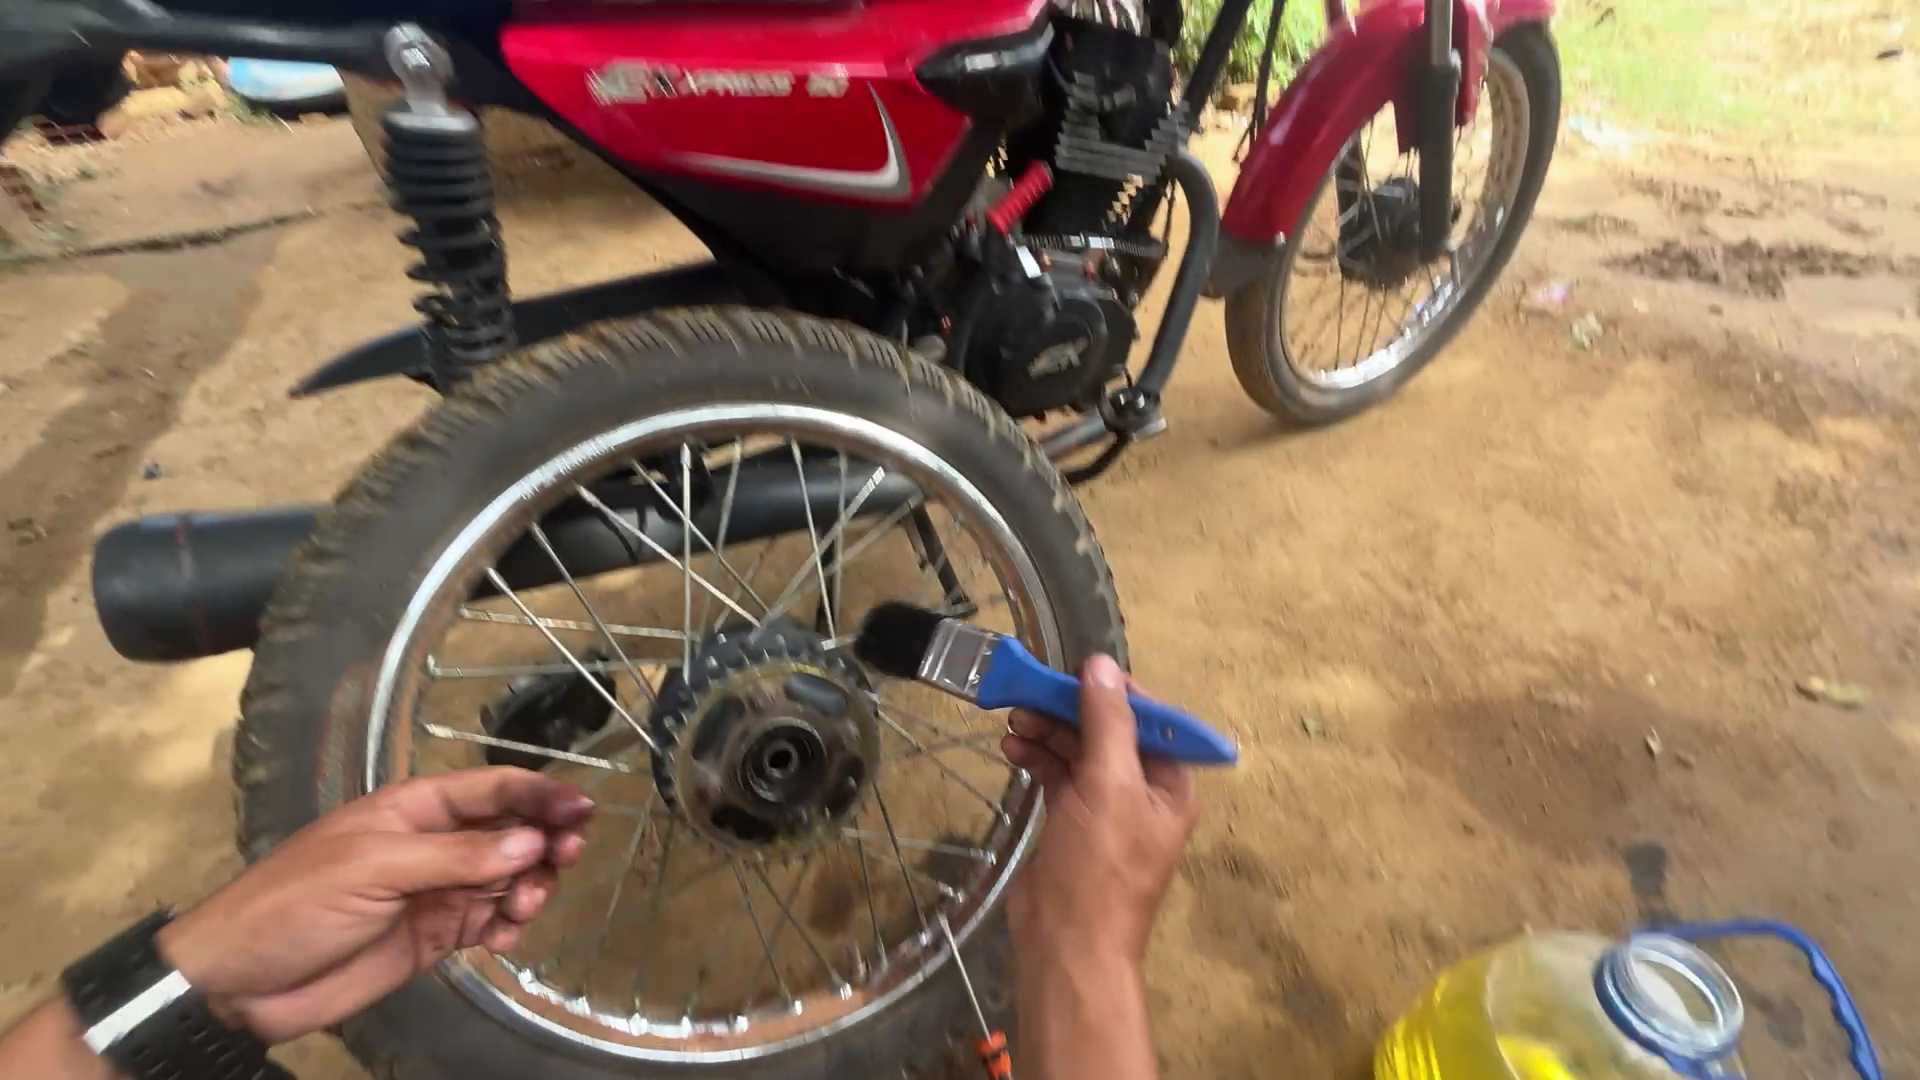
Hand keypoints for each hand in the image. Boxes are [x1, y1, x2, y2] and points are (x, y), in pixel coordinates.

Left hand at [156, 767, 593, 1043]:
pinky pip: (495, 920)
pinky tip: (504, 939)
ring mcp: (444, 887)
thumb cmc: (296, 903)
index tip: (582, 809)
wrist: (232, 988)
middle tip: (566, 857)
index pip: (498, 788)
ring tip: (524, 908)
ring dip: (532, 886)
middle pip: (518, 828)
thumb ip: (459, 856)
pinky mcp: (442, 932)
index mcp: (423, 808)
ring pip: (515, 874)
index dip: (543, 793)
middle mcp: (443, 841)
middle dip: (548, 839)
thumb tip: (532, 841)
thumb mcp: (375, 868)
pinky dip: (510, 927)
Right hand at [1001, 655, 1200, 970]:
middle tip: (1028, 693)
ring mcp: (1104, 804)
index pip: (1147, 717)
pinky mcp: (1071, 816)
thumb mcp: (1108, 786)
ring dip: (1046, 730)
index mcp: (1168, 781)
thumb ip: (1106, 721)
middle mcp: (1141, 788)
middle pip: (1105, 729)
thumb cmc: (1099, 865)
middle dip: (1068, 709)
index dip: (1112, 690)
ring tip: (1013, 721)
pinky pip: (1056, 771)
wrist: (1066, 945)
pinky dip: (1036, 756)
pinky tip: (1011, 748)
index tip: (1072, 670)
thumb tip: (1100, 663)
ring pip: (1076, 748)